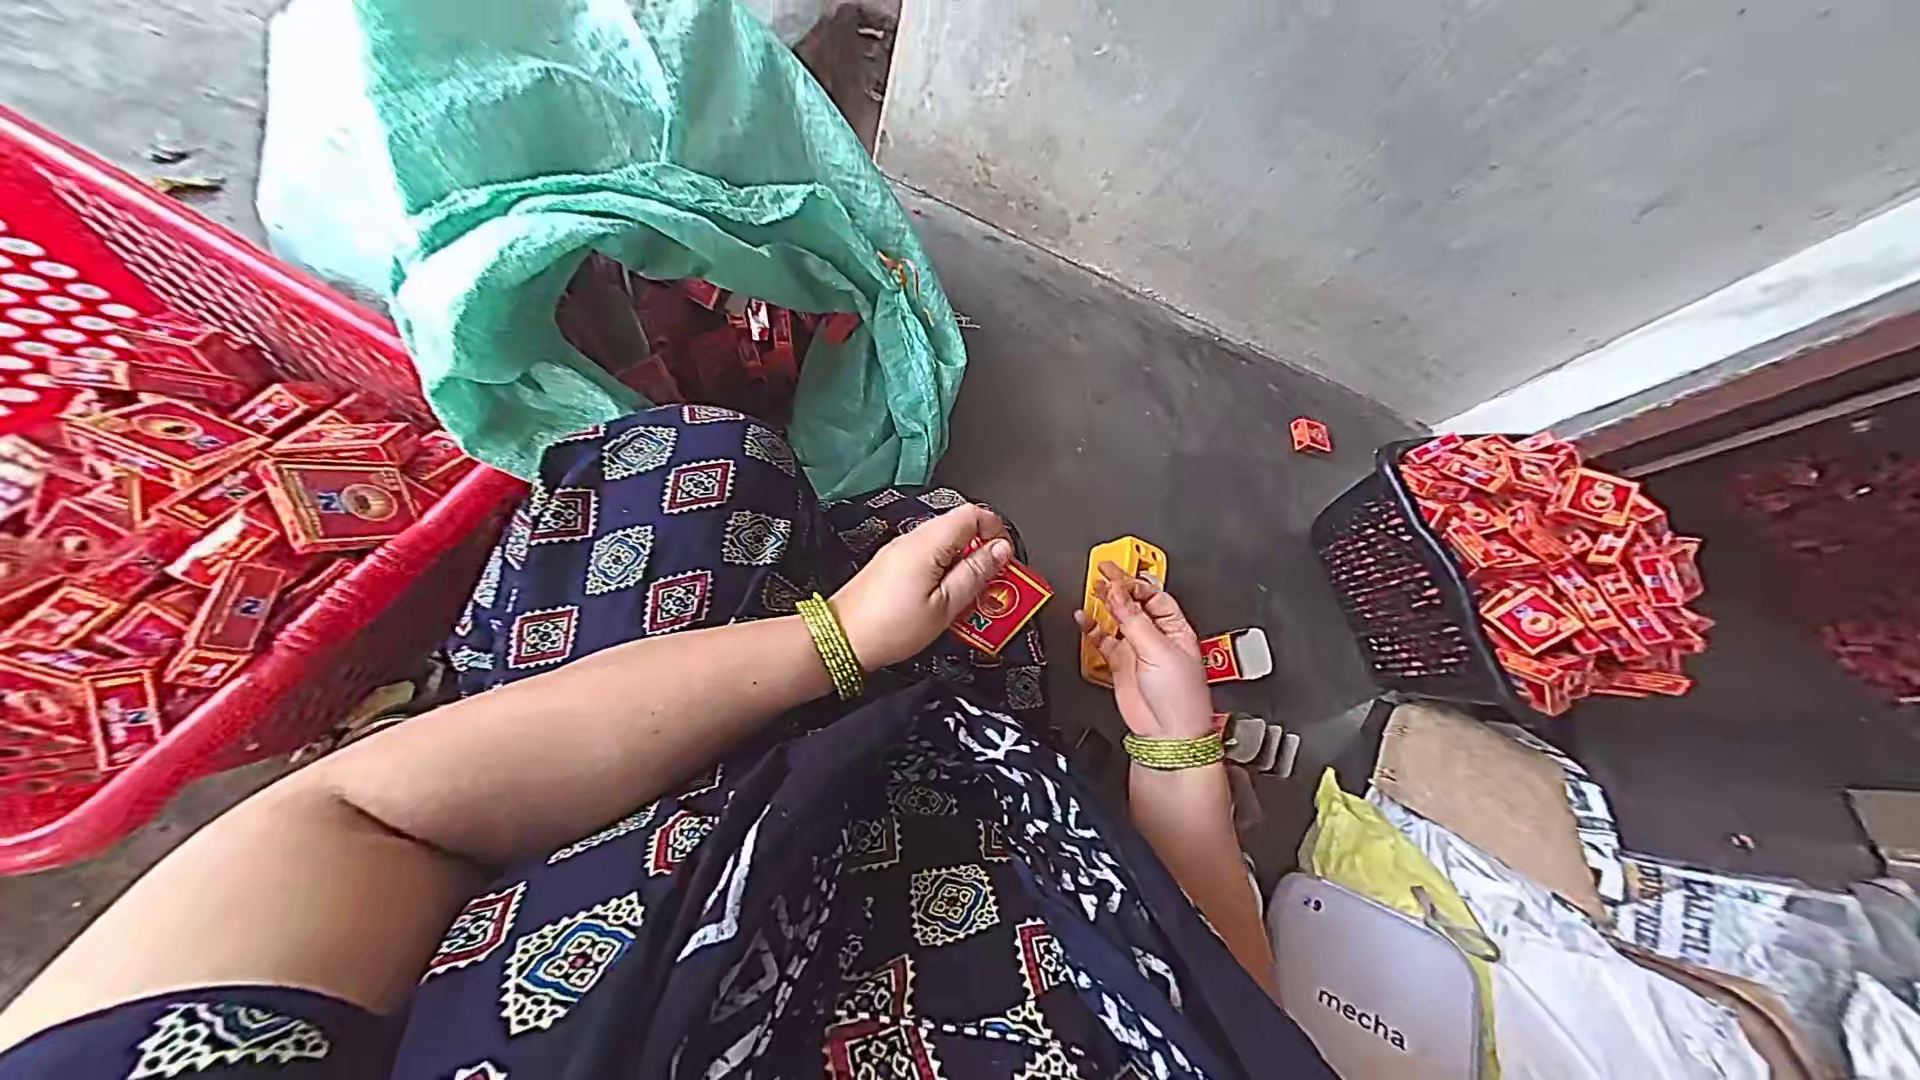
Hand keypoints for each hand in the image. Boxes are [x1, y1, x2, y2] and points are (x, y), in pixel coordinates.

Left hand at [831, 503, 1011, 668]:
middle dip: (983, 551)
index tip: (1005, 559)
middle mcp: (913, 538)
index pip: (974, 513)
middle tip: (992, 584)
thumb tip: (1000, 551)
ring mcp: (901, 550)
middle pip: (961, 527)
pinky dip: (946, 571)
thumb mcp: (945, 606)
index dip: (997, 531)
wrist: (842, 639)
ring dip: (965, 564)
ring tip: (971, 597)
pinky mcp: (893, 564)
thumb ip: (976, 573)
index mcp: (928, 542)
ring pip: (946, 543)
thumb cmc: (889, 627)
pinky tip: (946, 599)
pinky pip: (929, 556)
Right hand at [1074, 562, 1213, 737]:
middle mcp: (1156, 636)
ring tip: (1092, 590)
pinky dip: (1091, 629)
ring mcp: (1136, 649)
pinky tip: (1084, 618)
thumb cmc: (1181, 698)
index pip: (1152, 595)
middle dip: (1117, 587)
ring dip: (1104, 604)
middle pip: (1133, 603)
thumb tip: (1117, 593)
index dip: (1133, 584)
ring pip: (1116, 619)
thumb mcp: (1158, 650)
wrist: (1167, 735)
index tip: (1114, 575)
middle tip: (1101, 571)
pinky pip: (1103, 640)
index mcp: (1174, 628)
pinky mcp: (1120, 664)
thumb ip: (1133, 620)